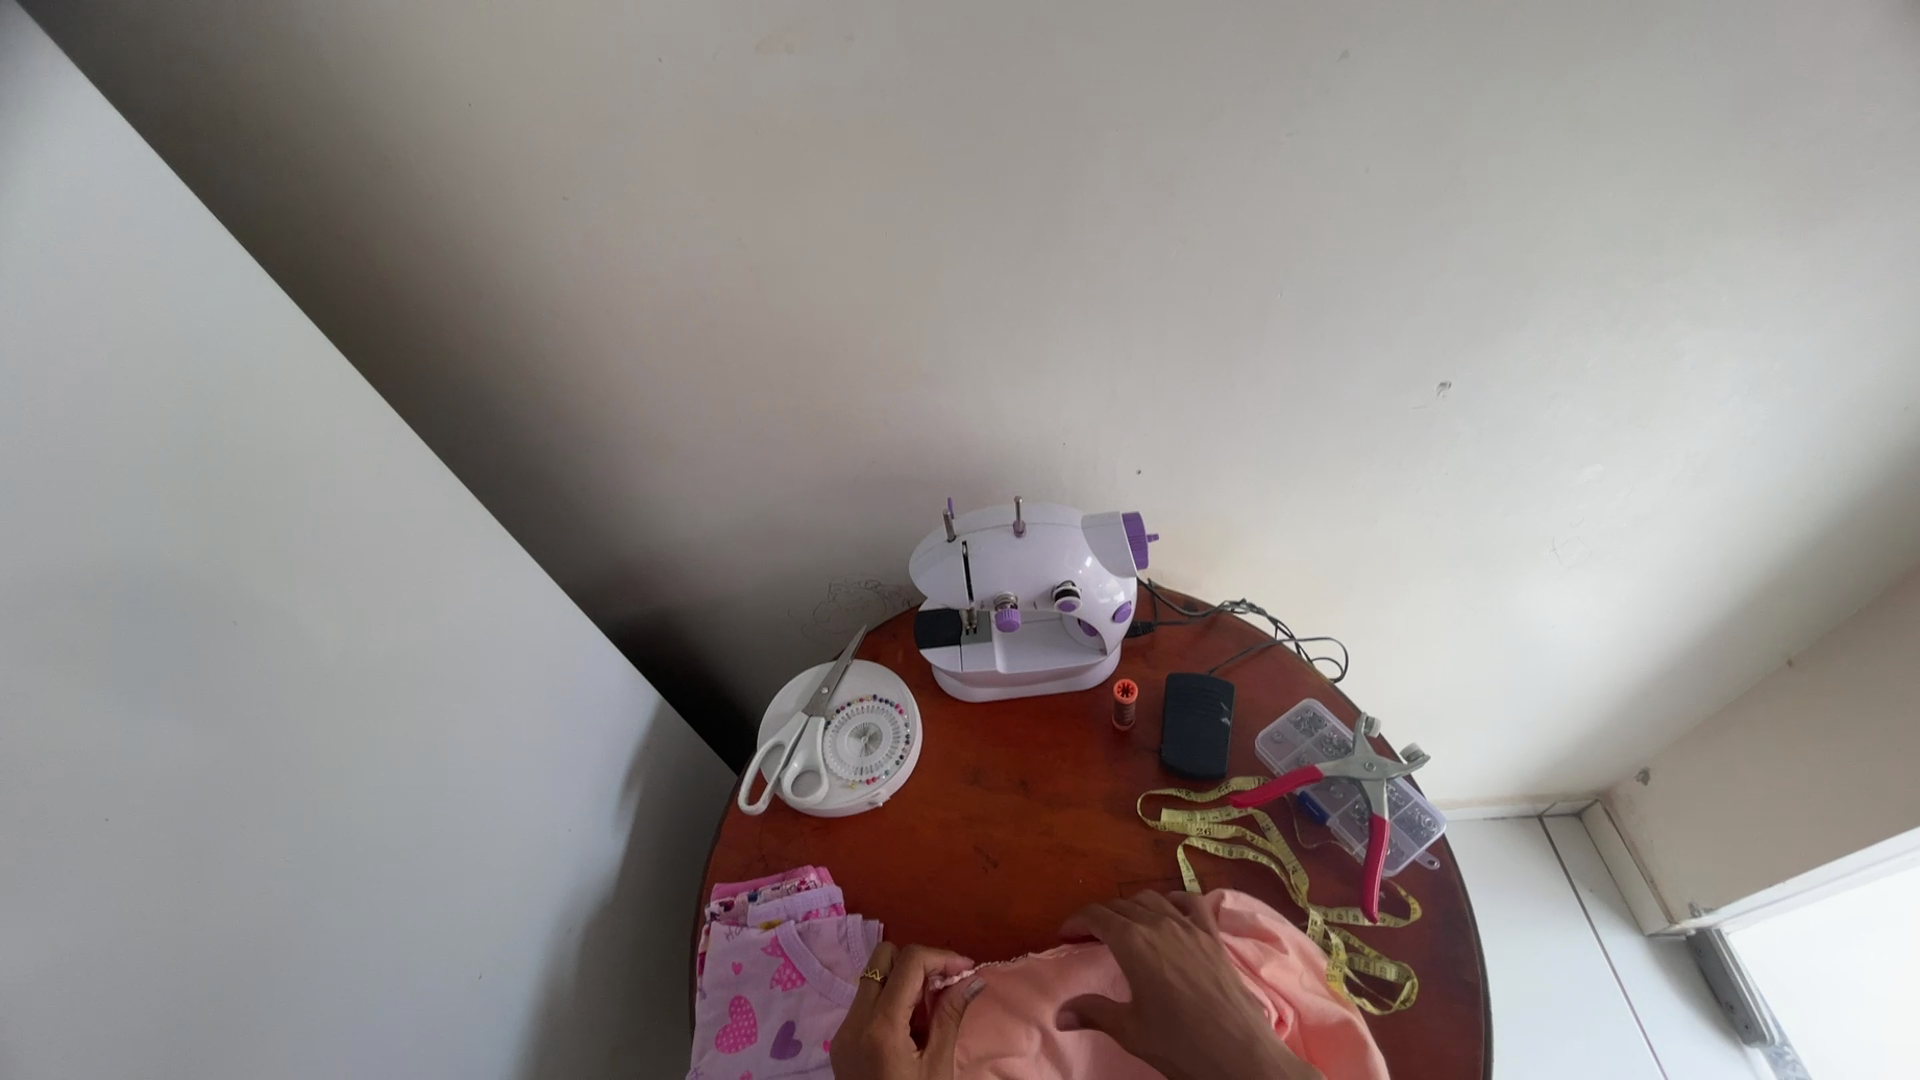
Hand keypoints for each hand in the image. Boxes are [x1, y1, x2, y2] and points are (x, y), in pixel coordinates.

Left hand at [830, 941, 985, 1079]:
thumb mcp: (937, 1068)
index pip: (909, 961)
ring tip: (930, 1009)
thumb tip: (974, 978)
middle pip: (884, 956)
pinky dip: (891, 998)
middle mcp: (854, 1019)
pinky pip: (866, 1001)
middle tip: (944, 986)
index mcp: (880, 1026)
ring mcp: (844, 1030)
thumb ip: (950, 1015)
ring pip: (873, 976)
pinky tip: (912, 1025)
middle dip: (918, 962)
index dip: (942, 957)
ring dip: (904, 980)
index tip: (967, 970)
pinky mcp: (842, 1041)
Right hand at [1055, 891, 1322, 1079]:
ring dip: (1131, 906)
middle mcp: (1157, 923)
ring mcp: (1188, 926)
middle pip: (1120, 905)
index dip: (1076, 922)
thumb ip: (1093, 1012)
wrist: (1241, 1056)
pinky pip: (1191, 903)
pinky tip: (1169, 910)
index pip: (1096, 916)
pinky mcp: (1213, 936)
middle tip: (1089, 936)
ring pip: (1152, 899)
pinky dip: (1174, 900)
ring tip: (1124, 925)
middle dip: (1100, 916)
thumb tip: (1059, 1013)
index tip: (1065, 936)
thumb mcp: (1130, 1031)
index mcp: (1132, 942)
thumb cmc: (1180, 1045)